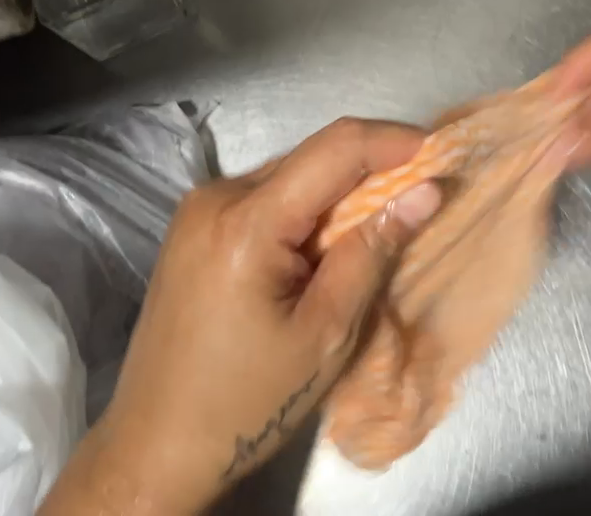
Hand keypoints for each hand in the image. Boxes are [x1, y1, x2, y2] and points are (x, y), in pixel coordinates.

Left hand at [44, 119, 443, 515]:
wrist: (152, 449)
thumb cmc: (245, 403)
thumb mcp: (325, 333)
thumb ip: (373, 251)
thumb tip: (426, 192)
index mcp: (245, 222)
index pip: (333, 149)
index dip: (390, 141)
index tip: (438, 152)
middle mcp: (215, 197)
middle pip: (310, 157)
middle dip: (370, 170)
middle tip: (418, 198)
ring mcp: (198, 209)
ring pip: (290, 174)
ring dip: (338, 192)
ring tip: (375, 230)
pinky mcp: (194, 226)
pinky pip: (266, 195)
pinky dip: (305, 209)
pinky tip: (323, 246)